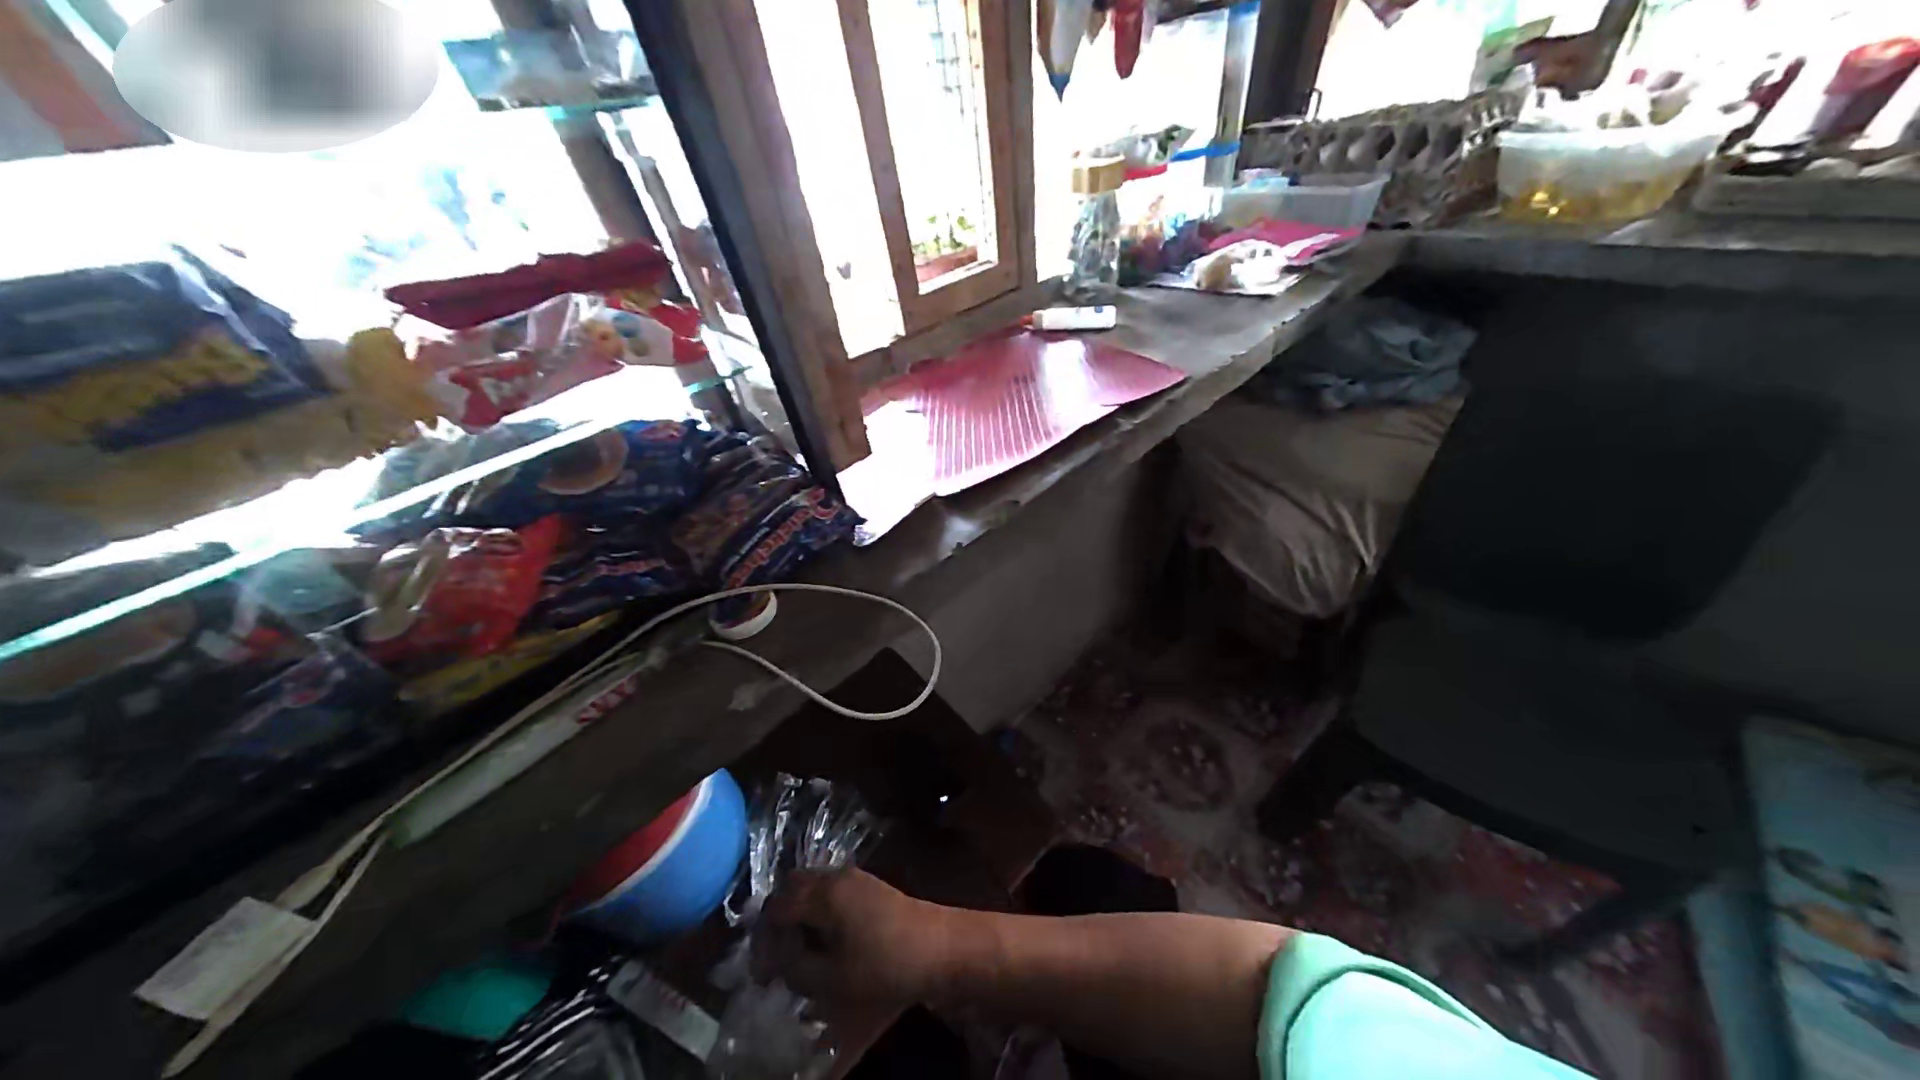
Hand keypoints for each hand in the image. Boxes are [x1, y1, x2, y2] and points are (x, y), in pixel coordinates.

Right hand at [752, 869, 959, 1003]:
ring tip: (799, 953)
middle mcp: (835, 876)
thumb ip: (794, 966)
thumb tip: (780, 956)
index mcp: (823, 893)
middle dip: (778, 920)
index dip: (763, 940)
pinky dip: (817, 912)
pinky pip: (829, 891)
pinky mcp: (867, 886)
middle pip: (790, 888)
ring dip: (798, 915)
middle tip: (778, 956)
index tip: (765, 973)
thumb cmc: (884, 963)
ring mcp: (854, 877)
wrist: (939, 946)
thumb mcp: (831, 978)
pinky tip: (823, 941)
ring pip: (810, 888)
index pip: (775, 907)